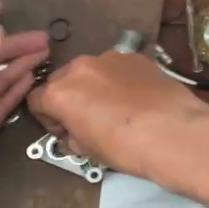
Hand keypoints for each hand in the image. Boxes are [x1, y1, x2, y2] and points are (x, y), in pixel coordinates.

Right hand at [27, 49, 208, 189]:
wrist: (173, 133)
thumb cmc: (123, 147)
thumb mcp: (85, 149)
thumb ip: (70, 133)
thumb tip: (73, 130)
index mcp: (58, 93)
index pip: (35, 100)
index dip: (47, 118)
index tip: (62, 130)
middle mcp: (79, 69)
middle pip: (60, 81)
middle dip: (68, 98)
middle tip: (86, 119)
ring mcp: (109, 59)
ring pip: (89, 72)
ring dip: (92, 87)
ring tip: (114, 108)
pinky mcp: (135, 57)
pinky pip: (115, 69)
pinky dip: (117, 81)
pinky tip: (134, 99)